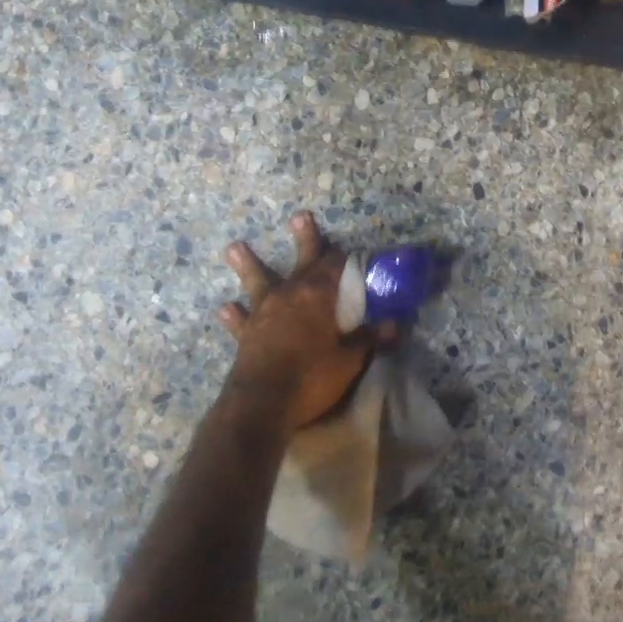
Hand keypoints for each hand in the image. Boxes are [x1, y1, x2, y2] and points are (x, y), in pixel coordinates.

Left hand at [217, 212, 376, 428]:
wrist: (262, 405)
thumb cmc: (312, 377)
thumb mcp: (350, 359)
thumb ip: (370, 339)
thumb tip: (395, 324)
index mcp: (319, 295)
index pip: (336, 265)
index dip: (345, 256)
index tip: (352, 247)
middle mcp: (291, 295)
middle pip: (302, 261)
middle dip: (305, 239)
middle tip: (300, 216)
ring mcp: (264, 313)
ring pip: (258, 281)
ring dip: (248, 264)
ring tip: (235, 246)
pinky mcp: (246, 336)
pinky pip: (240, 321)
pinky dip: (235, 315)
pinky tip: (226, 308)